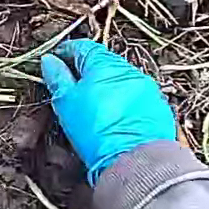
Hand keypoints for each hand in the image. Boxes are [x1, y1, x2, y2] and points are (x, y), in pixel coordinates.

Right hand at [39, 38, 176, 183]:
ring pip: (120, 79)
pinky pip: (135, 97)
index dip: (66, 51)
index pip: (83, 47)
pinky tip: (113, 118)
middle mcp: (129, 70)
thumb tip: (50, 60)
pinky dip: (123, 102)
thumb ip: (57, 77)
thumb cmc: (97, 131)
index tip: (56, 60)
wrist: (135, 161)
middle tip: (71, 85)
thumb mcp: (66, 103)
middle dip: (86, 70)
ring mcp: (147, 88)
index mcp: (104, 64)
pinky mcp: (158, 106)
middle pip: (103, 62)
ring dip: (106, 86)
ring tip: (93, 105)